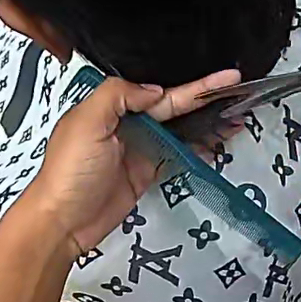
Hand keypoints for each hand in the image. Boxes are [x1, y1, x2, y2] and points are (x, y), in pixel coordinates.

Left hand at [5, 69, 241, 256]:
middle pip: (174, 109)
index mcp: (111, 108)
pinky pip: (176, 156)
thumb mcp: (86, 123)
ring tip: (234, 119)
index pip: (159, 93)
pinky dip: (196, 150)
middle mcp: (126, 125)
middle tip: (236, 92)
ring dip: (206, 125)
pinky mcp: (145, 173)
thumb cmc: (68, 173)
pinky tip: (214, 144)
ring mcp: (138, 150)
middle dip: (205, 100)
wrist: (63, 221)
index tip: (220, 80)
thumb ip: (117, 97)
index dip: (192, 87)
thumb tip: (154, 91)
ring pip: (179, 131)